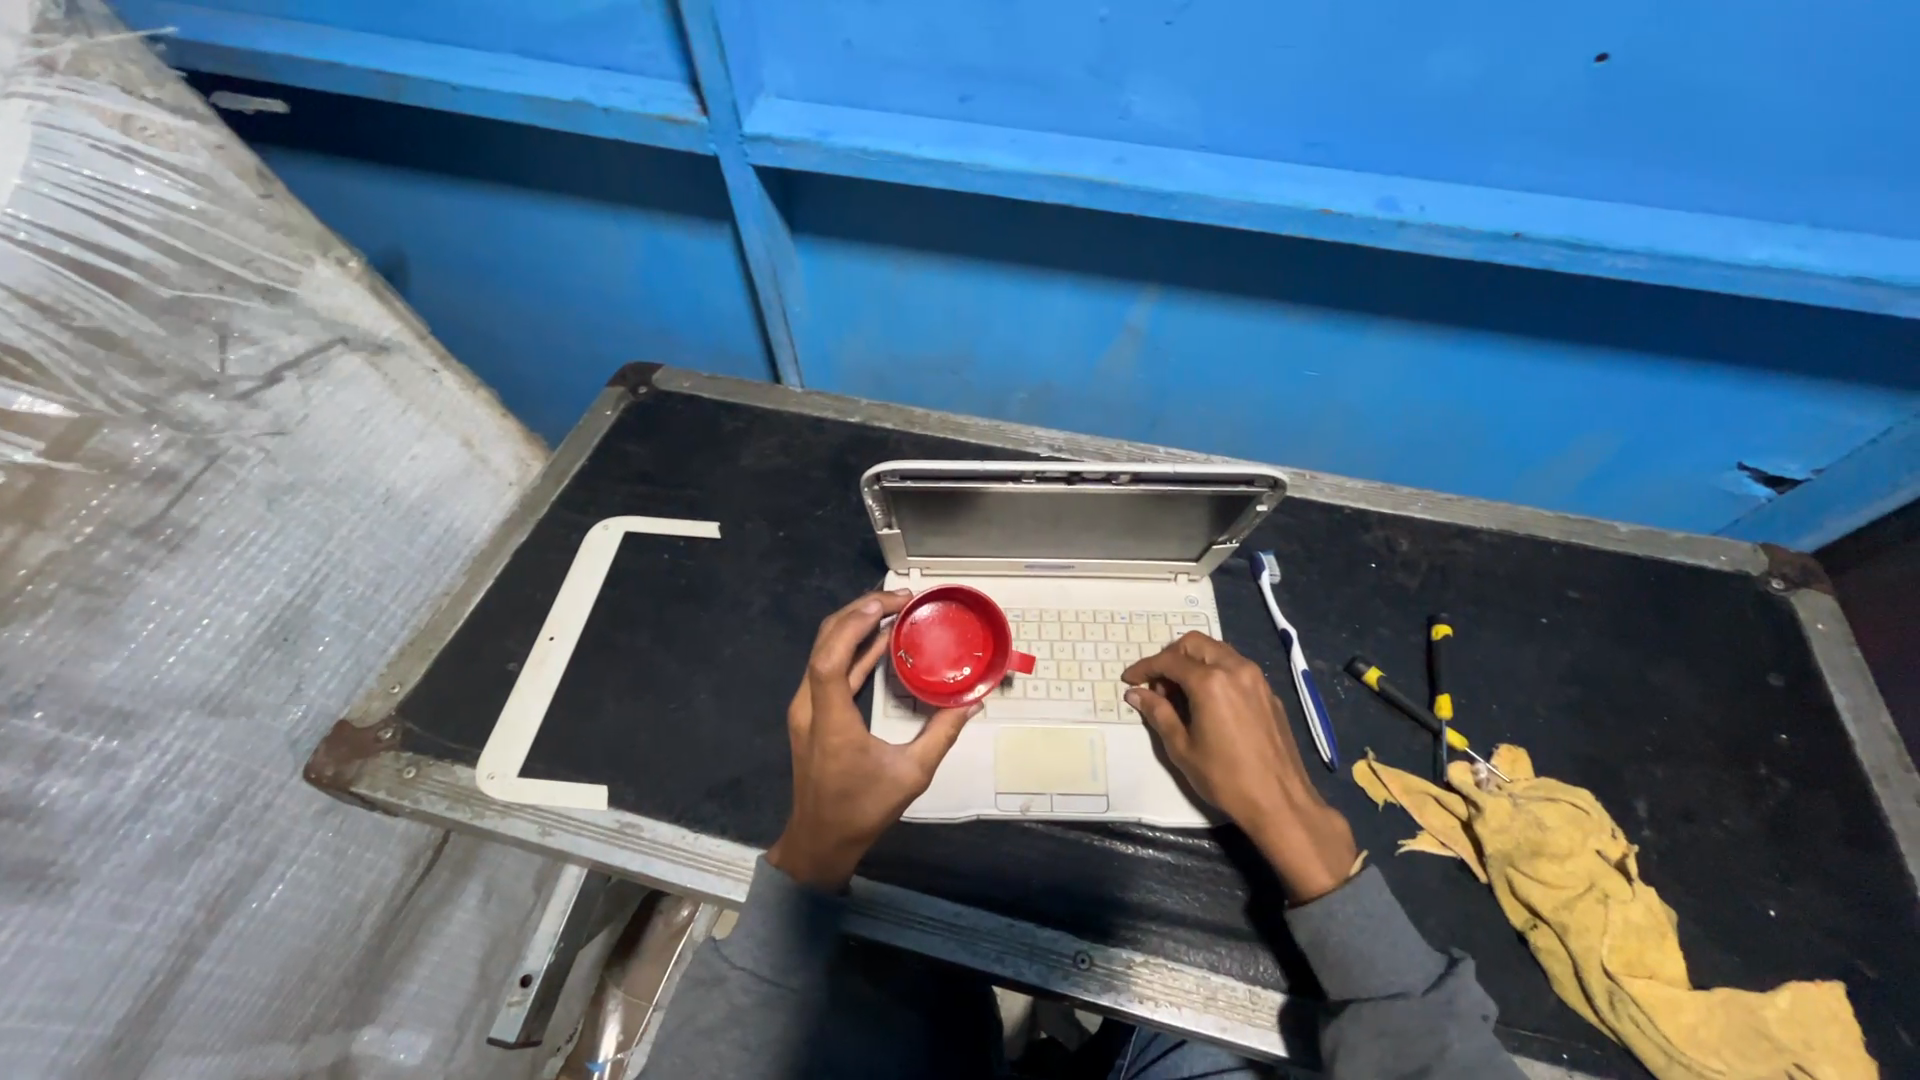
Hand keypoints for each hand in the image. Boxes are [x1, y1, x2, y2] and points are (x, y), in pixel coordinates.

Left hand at [768, 589, 980, 890]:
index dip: (855, 625)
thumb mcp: (911, 774)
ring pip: (824, 651)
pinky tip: (882, 640)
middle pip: (825, 642)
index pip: (831, 658)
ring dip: (855, 625)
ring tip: (894, 608)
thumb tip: (972, 702)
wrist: (820, 840)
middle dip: (860, 612)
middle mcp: (810, 707)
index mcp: (830, 721)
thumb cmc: (862, 810)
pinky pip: (828, 668)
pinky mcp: (811, 713)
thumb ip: (942, 734)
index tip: (886, 604)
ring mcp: (807, 709)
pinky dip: (853, 648)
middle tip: (900, 597)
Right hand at [1124, 633, 1356, 902]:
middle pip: (1195, 644)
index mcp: (1211, 682)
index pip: (1169, 660)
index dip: (1144, 668)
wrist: (1280, 802)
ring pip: (1218, 651)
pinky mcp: (1269, 694)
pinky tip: (1207, 702)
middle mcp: (1236, 669)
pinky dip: (1215, 672)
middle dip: (1170, 656)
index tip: (1129, 680)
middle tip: (1157, 683)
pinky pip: (1236, 668)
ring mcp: (1257, 680)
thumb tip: (1136, 693)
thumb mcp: (1182, 748)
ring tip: (1179, 693)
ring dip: (1194, 662)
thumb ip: (1158, 713)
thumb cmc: (1225, 777)